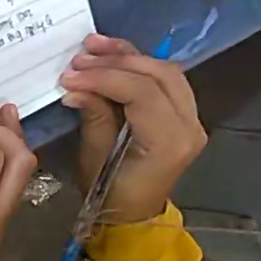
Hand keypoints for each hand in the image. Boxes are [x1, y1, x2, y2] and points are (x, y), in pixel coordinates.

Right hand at [58, 34, 206, 225]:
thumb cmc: (109, 193)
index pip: (142, 93)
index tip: (69, 75)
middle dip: (116, 61)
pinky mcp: (182, 112)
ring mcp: (191, 117)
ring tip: (92, 46)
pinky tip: (110, 52)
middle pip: (158, 75)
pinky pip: (164, 79)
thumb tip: (75, 88)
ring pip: (164, 71)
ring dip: (127, 56)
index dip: (104, 78)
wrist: (132, 214)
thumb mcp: (94, 158)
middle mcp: (190, 124)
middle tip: (78, 59)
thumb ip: (94, 117)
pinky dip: (137, 63)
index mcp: (170, 142)